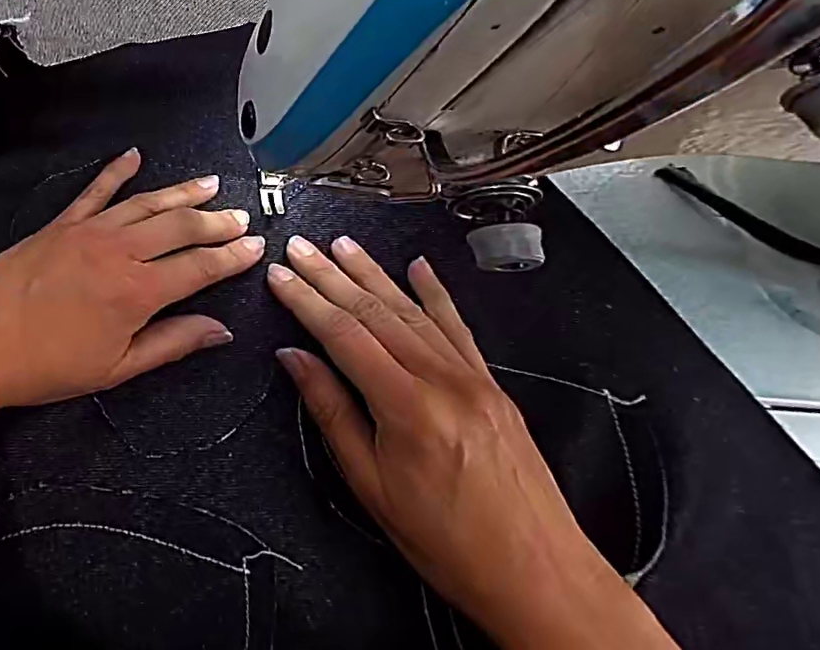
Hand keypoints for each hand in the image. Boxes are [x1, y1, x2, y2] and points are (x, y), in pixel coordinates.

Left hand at [0, 148, 263, 411]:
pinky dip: (118, 171)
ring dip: (184, 192)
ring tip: (211, 185)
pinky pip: (98, 190)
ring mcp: (91, 231)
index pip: (201, 267)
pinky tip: (134, 157)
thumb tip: (217, 331)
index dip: (233, 256)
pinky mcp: (64, 223)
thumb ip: (172, 344)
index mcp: (136, 292)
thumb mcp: (115, 368)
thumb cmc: (40, 366)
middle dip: (218, 221)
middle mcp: (119, 252)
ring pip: (150, 203)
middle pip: (183, 227)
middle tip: (242, 217)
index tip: (254, 248)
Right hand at [267, 236, 677, 649]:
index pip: (344, 333)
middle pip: (374, 310)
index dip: (306, 300)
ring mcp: (470, 374)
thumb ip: (332, 413)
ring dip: (373, 273)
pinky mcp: (489, 380)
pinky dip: (434, 292)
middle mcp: (442, 378)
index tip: (281, 276)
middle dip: (330, 274)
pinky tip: (419, 266)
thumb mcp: (372, 488)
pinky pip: (456, 324)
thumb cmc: (451, 544)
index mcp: (408, 407)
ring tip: (343, 246)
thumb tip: (296, 360)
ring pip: (411, 309)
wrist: (538, 574)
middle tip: (301, 248)